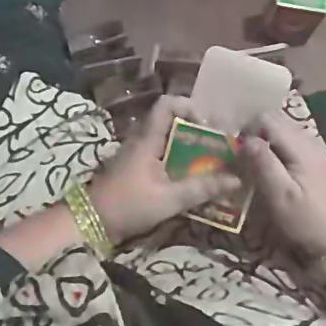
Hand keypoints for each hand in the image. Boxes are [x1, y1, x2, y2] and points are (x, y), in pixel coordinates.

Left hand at [88, 96, 243, 241]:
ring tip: (211, 160)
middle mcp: (142, 139)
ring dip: (189, 146)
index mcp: (147, 138)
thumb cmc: (127, 205)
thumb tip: (236, 179)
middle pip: (172, 120)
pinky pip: (162, 153)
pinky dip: (179, 159)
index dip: (190, 107)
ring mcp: (138, 153)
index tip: (208, 126)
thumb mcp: (169, 199)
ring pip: (168, 138)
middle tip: (218, 145)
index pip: (167, 104)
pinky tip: (193, 176)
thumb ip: (202, 188)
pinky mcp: (137, 167)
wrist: (89, 222)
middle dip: (197, 129)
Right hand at [238, 112, 325, 257]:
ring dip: (262, 142)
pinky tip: (269, 168)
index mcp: (300, 146)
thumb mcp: (279, 194)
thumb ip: (263, 163)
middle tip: (242, 160)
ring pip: (278, 129)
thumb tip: (245, 140)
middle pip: (272, 120)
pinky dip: (273, 148)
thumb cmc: (305, 219)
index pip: (264, 119)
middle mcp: (308, 139)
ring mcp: (312, 146)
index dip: (246, 131)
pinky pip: (286, 141)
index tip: (236, 154)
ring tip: (253, 165)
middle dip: (253, 135)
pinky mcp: (312, 156)